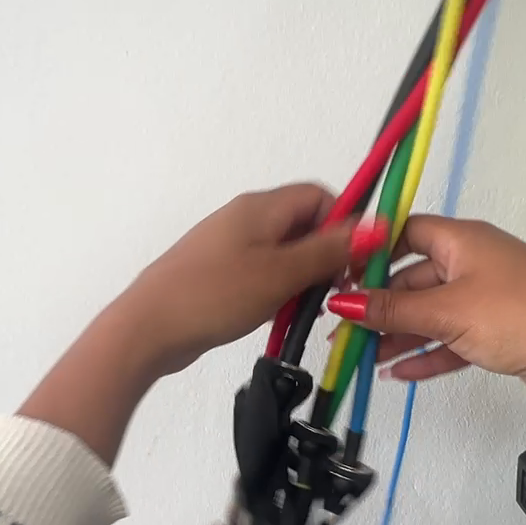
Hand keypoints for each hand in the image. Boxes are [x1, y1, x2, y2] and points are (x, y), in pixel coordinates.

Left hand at [22, 183, 381, 464]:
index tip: (356, 262)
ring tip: (305, 309)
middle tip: (335, 292)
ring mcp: (227, 247)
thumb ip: (330, 250)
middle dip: (325, 256)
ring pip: (282, 254)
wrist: (149, 328)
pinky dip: (276, 292)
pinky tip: (276, 317)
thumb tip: (376, 224)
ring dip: (302, 278)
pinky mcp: (217, 275)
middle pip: (302, 225)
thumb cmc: (216, 295)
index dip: (345, 224)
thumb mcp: (282, 273)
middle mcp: (244, 218)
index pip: (319, 196)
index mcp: (261, 207)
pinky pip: (261, 274)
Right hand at [325, 215, 525, 401]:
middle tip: (343, 333)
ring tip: (362, 358)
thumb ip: (391, 310)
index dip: (371, 254)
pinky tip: (398, 373)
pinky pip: (450, 339)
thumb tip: (341, 302)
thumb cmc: (522, 316)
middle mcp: (472, 263)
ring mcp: (485, 298)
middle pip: (412, 280)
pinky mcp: (496, 332)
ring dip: (398, 336)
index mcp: (462, 241)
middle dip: (378, 307)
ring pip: (429, 314)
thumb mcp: (446, 312)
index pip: (405, 234)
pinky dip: (426, 354)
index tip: (339, 279)